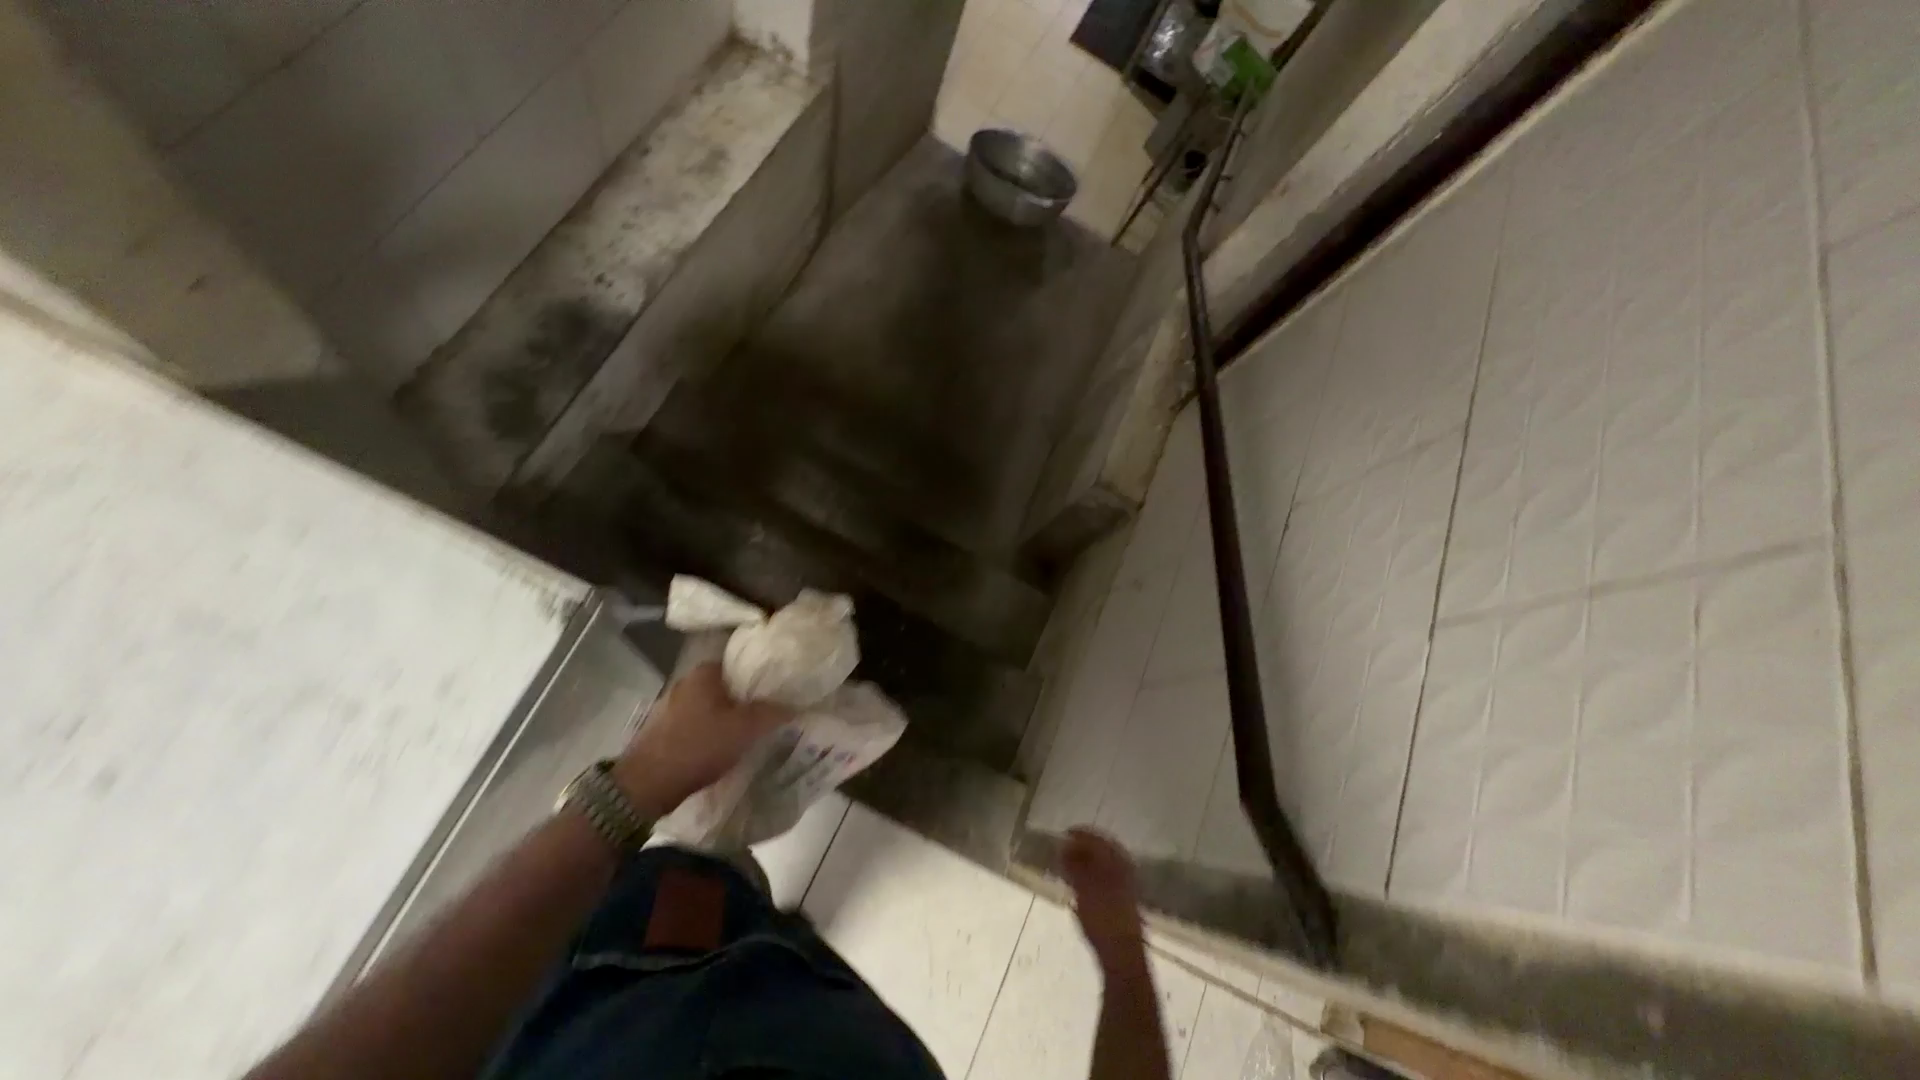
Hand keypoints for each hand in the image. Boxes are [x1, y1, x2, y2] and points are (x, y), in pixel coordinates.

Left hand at [611, 663, 793, 817]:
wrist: (648, 783)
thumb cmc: (700, 746)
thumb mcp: (746, 729)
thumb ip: (772, 713)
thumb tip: (793, 704)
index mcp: (703, 673)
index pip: (739, 664)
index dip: (759, 678)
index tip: (775, 694)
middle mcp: (684, 682)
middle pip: (724, 687)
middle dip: (742, 701)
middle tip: (765, 717)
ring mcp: (668, 706)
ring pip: (708, 707)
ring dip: (724, 719)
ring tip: (745, 736)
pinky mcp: (660, 730)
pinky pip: (693, 725)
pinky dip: (707, 733)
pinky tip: (718, 750)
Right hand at [1061, 828, 1146, 967]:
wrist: (1123, 955)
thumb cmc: (1102, 920)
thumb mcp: (1083, 890)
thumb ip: (1074, 866)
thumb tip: (1064, 845)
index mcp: (1118, 864)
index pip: (1099, 840)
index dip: (1082, 834)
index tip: (1064, 833)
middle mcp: (1125, 871)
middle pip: (1104, 851)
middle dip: (1085, 847)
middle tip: (1066, 848)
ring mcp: (1127, 887)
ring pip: (1106, 865)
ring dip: (1089, 861)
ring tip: (1070, 865)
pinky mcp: (1125, 902)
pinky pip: (1108, 878)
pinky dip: (1094, 875)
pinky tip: (1082, 884)